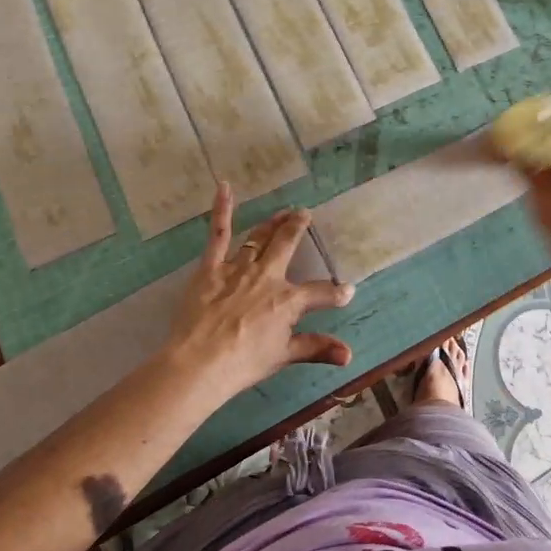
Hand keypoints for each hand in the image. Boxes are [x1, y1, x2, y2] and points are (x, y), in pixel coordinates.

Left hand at [163, 183, 355, 398]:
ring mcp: (239, 267)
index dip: (336, 293)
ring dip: (273, 222)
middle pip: (287, 244)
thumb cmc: (244, 363)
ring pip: (260, 236)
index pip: (319, 293)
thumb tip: (349, 354)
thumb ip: (317, 348)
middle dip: (298, 227)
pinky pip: (219, 233)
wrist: (201, 362)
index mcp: (288, 299)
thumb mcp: (284, 356)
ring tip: (284, 211)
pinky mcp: (212, 266)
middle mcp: (268, 275)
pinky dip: (222, 209)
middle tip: (305, 214)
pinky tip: (224, 187)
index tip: (347, 290)